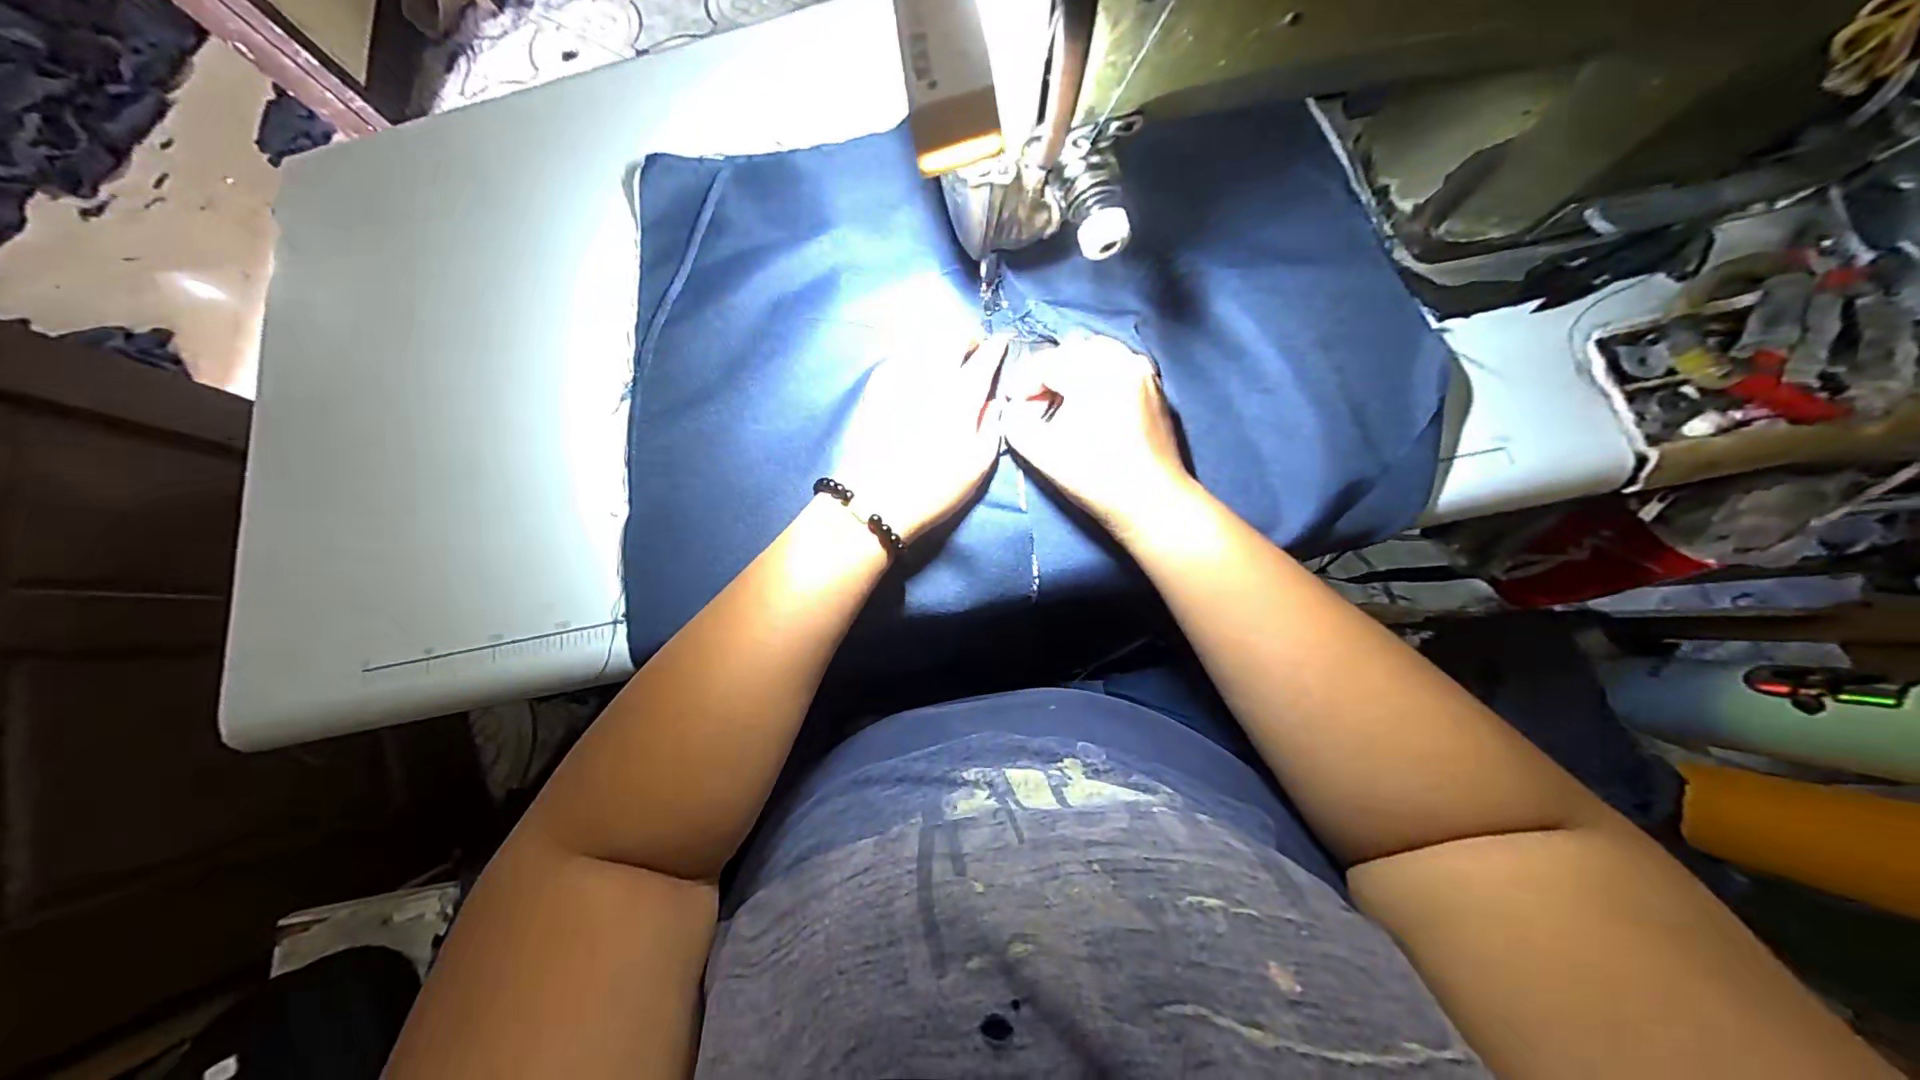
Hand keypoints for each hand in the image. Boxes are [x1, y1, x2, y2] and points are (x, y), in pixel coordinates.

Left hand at [833, 335, 1009, 542]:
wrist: (874, 500)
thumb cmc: (934, 488)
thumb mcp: (978, 464)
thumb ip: (992, 426)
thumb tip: (993, 402)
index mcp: (962, 393)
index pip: (986, 355)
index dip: (997, 345)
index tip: (1002, 342)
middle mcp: (931, 375)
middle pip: (952, 336)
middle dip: (967, 337)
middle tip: (973, 350)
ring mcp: (899, 375)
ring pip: (923, 341)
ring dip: (940, 344)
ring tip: (945, 359)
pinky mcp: (875, 386)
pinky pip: (899, 356)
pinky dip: (914, 356)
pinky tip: (915, 373)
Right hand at [1001, 333, 1196, 537]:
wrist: (1153, 501)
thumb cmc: (1096, 477)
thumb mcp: (1040, 452)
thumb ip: (1015, 422)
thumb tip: (1015, 406)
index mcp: (1097, 372)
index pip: (1047, 361)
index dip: (1023, 381)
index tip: (1012, 402)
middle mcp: (1124, 361)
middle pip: (1072, 350)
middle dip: (1048, 371)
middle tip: (1034, 401)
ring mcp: (1144, 372)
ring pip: (1097, 354)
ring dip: (1073, 371)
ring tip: (1060, 401)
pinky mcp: (1154, 387)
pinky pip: (1118, 367)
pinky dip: (1097, 377)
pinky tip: (1088, 407)